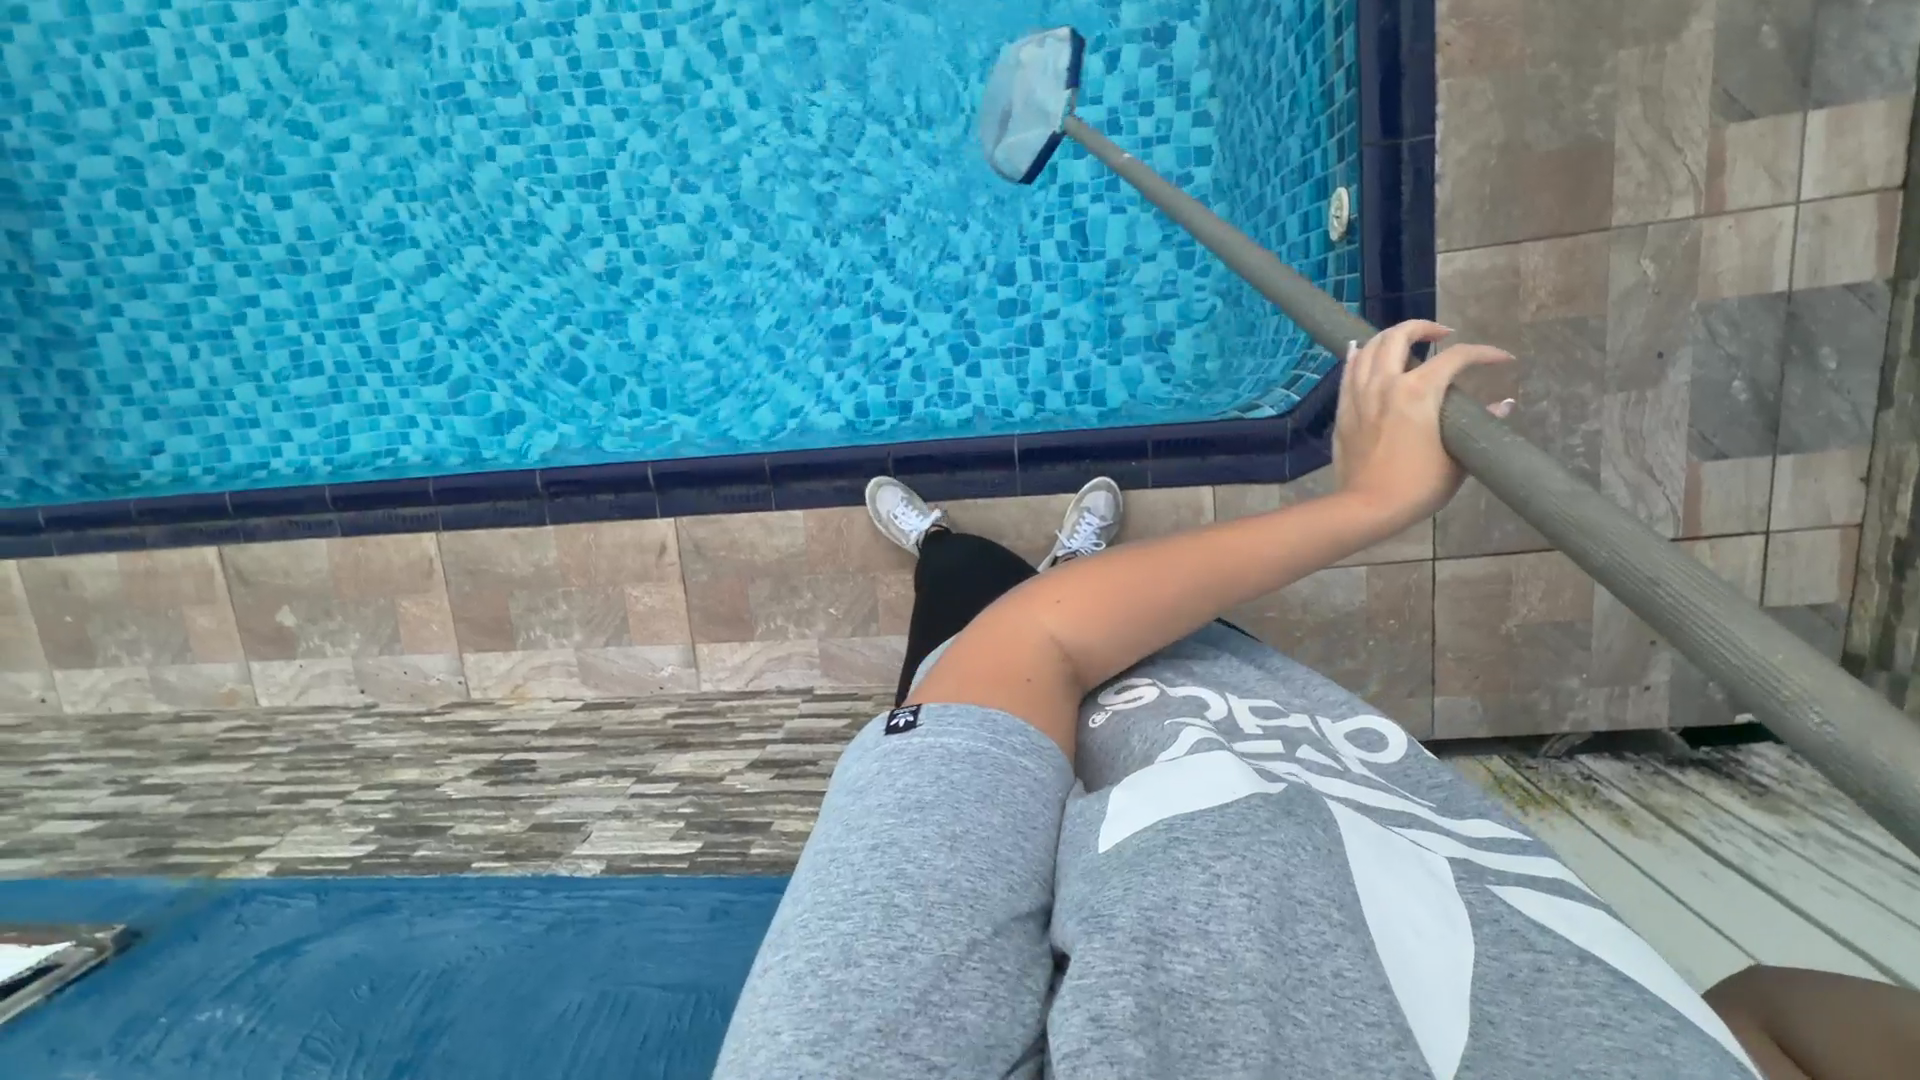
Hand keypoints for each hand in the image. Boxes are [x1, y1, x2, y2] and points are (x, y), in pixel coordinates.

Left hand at [1332, 320, 1513, 526]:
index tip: (1501, 359)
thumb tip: (1503, 405)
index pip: (1456, 357)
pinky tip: (1362, 351)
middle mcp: (1385, 384)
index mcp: (1418, 392)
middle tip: (1442, 334)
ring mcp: (1359, 395)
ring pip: (1369, 349)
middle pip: (1399, 336)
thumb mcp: (1458, 456)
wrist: (1367, 505)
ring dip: (1389, 337)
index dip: (1484, 353)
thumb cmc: (1418, 485)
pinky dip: (1358, 356)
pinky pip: (1348, 372)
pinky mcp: (1343, 410)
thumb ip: (1478, 424)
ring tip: (1405, 341)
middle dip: (1424, 327)